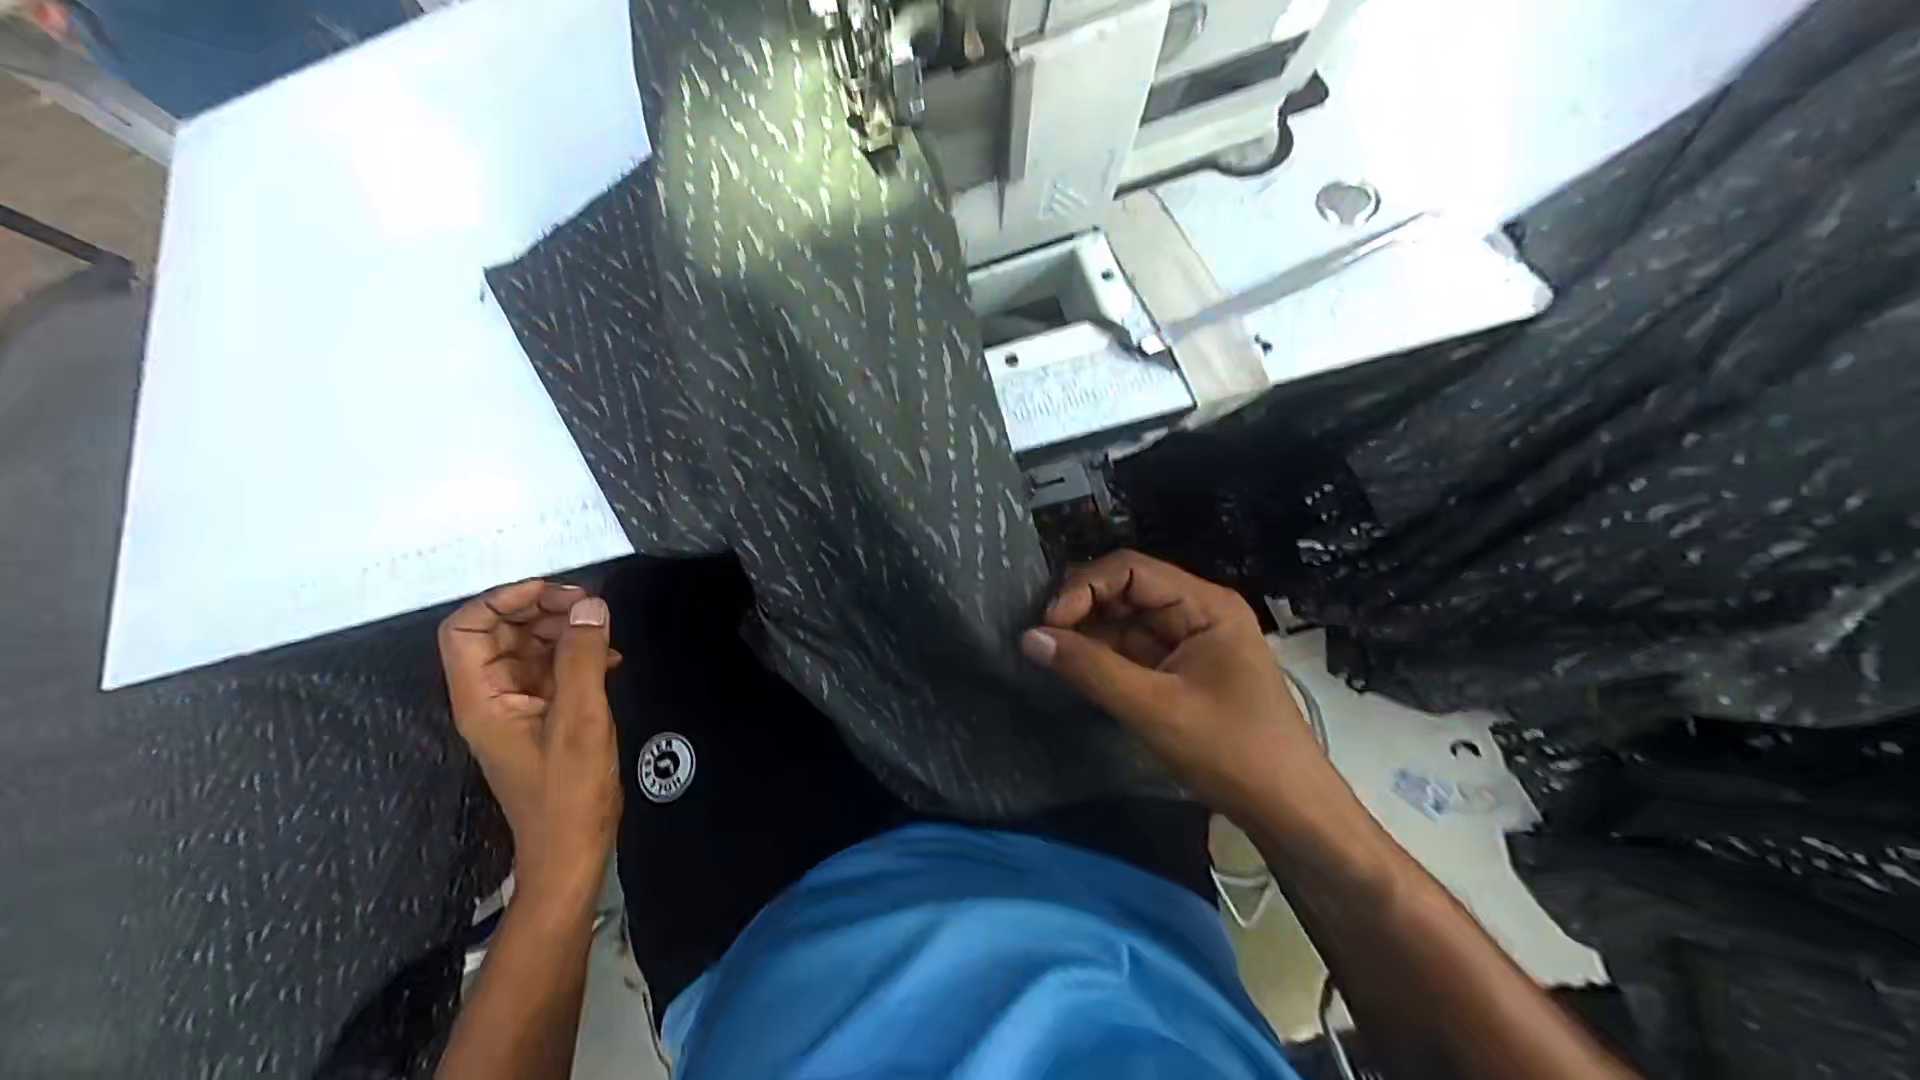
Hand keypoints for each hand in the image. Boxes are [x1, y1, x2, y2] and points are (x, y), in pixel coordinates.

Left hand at [439, 581, 621, 911]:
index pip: (467, 628)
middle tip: (590, 605)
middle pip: (498, 632)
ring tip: (604, 630)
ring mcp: (516, 707)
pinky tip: (609, 658)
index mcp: (482, 698)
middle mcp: (491, 697)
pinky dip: (577, 655)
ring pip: (527, 648)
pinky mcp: (541, 717)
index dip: (504, 599)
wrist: (572, 849)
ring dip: (564, 631)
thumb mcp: (581, 719)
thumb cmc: (569, 790)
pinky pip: (551, 670)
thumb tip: (590, 605)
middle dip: (541, 610)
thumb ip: (582, 658)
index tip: (557, 591)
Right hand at [1021, 550, 1324, 817]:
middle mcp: (1197, 611)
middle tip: (1041, 636)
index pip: (1131, 570)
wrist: (1288, 809)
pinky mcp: (1180, 668)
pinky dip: (1102, 655)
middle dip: (1082, 606)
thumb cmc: (1231, 753)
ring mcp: (1189, 640)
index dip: (1084, 587)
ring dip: (1088, 632)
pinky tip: (1073, 666)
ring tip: (1048, 650)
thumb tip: (1029, 637)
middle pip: (1127, 589)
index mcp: (1205, 605)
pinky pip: (1132, 648)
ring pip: (1125, 619)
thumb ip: (1090, 669)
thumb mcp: (1154, 710)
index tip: (1048, 622)